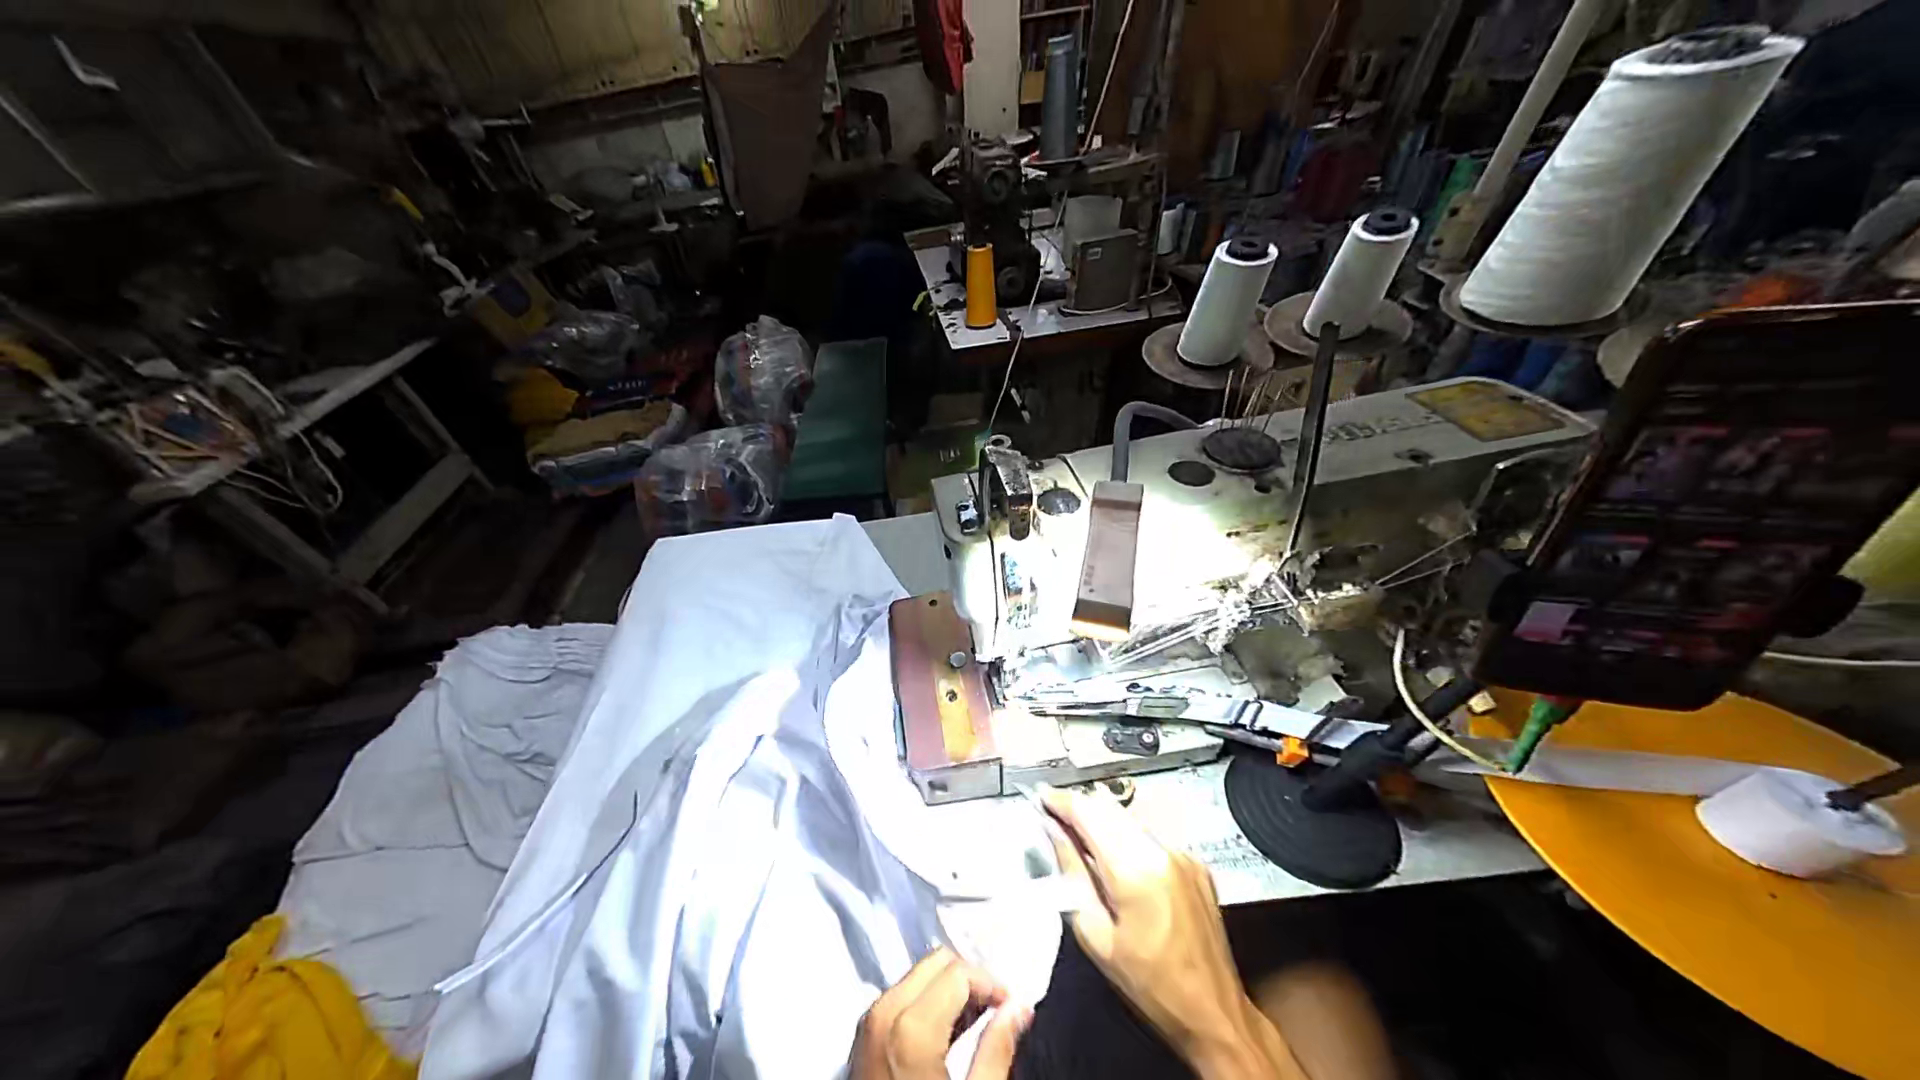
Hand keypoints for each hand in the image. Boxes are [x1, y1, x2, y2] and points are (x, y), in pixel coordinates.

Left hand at [850, 947, 1030, 1079]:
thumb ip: (998, 1049)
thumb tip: (1019, 1008)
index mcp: (911, 1026)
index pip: (958, 972)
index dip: (991, 984)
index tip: (1012, 1007)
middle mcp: (882, 1013)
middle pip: (933, 963)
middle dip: (969, 980)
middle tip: (996, 1011)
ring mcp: (866, 1027)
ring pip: (915, 977)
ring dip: (947, 990)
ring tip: (976, 1023)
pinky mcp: (860, 1042)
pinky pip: (898, 999)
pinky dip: (925, 1003)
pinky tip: (946, 1034)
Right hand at [1040, 788, 1305, 1079]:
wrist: (1214, 1011)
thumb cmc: (1151, 986)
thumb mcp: (1096, 937)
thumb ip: (1073, 876)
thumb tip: (1056, 836)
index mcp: (1135, 870)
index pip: (1089, 812)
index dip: (1061, 801)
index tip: (1041, 798)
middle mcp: (1161, 851)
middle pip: (1109, 808)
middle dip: (1079, 808)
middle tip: (1054, 818)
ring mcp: (1181, 854)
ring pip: (1129, 818)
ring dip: (1102, 821)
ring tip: (1080, 840)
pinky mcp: (1194, 863)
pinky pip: (1149, 836)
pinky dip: (1126, 838)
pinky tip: (1116, 861)